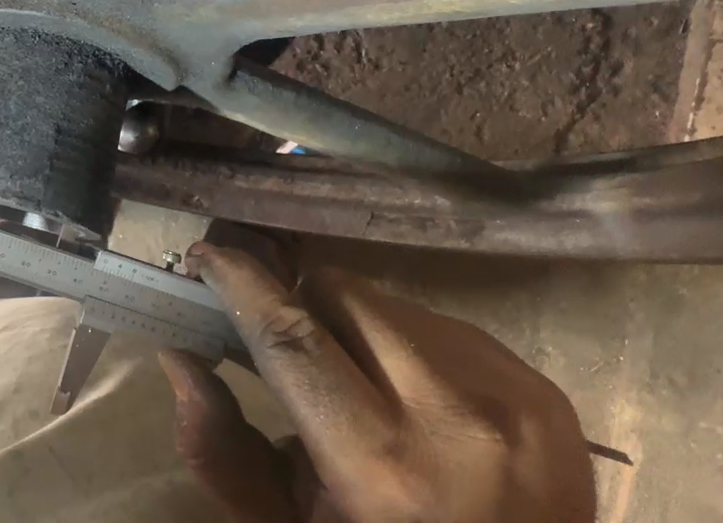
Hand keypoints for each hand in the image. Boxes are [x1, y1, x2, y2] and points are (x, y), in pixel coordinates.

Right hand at [159, 242, 593, 521]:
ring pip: (386, 301)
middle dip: (297, 303)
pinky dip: (405, 343)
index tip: (202, 257)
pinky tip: (414, 398)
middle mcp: (454, 416)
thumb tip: (179, 357)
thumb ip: (221, 448)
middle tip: (287, 346)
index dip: (239, 284)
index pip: (290, 336)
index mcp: (382, 465)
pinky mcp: (543, 387)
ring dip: (352, 323)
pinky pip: (439, 322)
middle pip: (338, 294)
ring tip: (358, 383)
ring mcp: (510, 395)